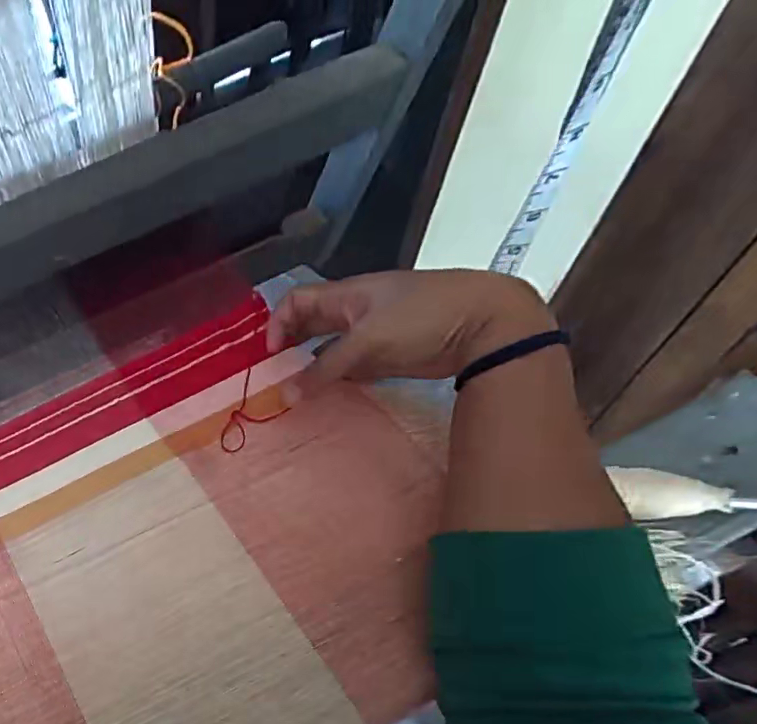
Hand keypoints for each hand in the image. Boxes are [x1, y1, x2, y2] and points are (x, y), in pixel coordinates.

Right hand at [266, 269, 557, 385]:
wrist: (485, 324)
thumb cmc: (422, 319)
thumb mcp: (367, 342)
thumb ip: (324, 369)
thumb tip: (286, 396)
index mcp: (347, 294)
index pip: (297, 301)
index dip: (277, 323)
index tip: (271, 355)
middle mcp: (355, 311)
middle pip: (310, 326)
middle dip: (290, 347)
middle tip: (275, 376)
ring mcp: (372, 334)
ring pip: (328, 349)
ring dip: (311, 367)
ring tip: (296, 391)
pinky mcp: (387, 355)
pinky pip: (350, 366)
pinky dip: (335, 379)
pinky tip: (327, 394)